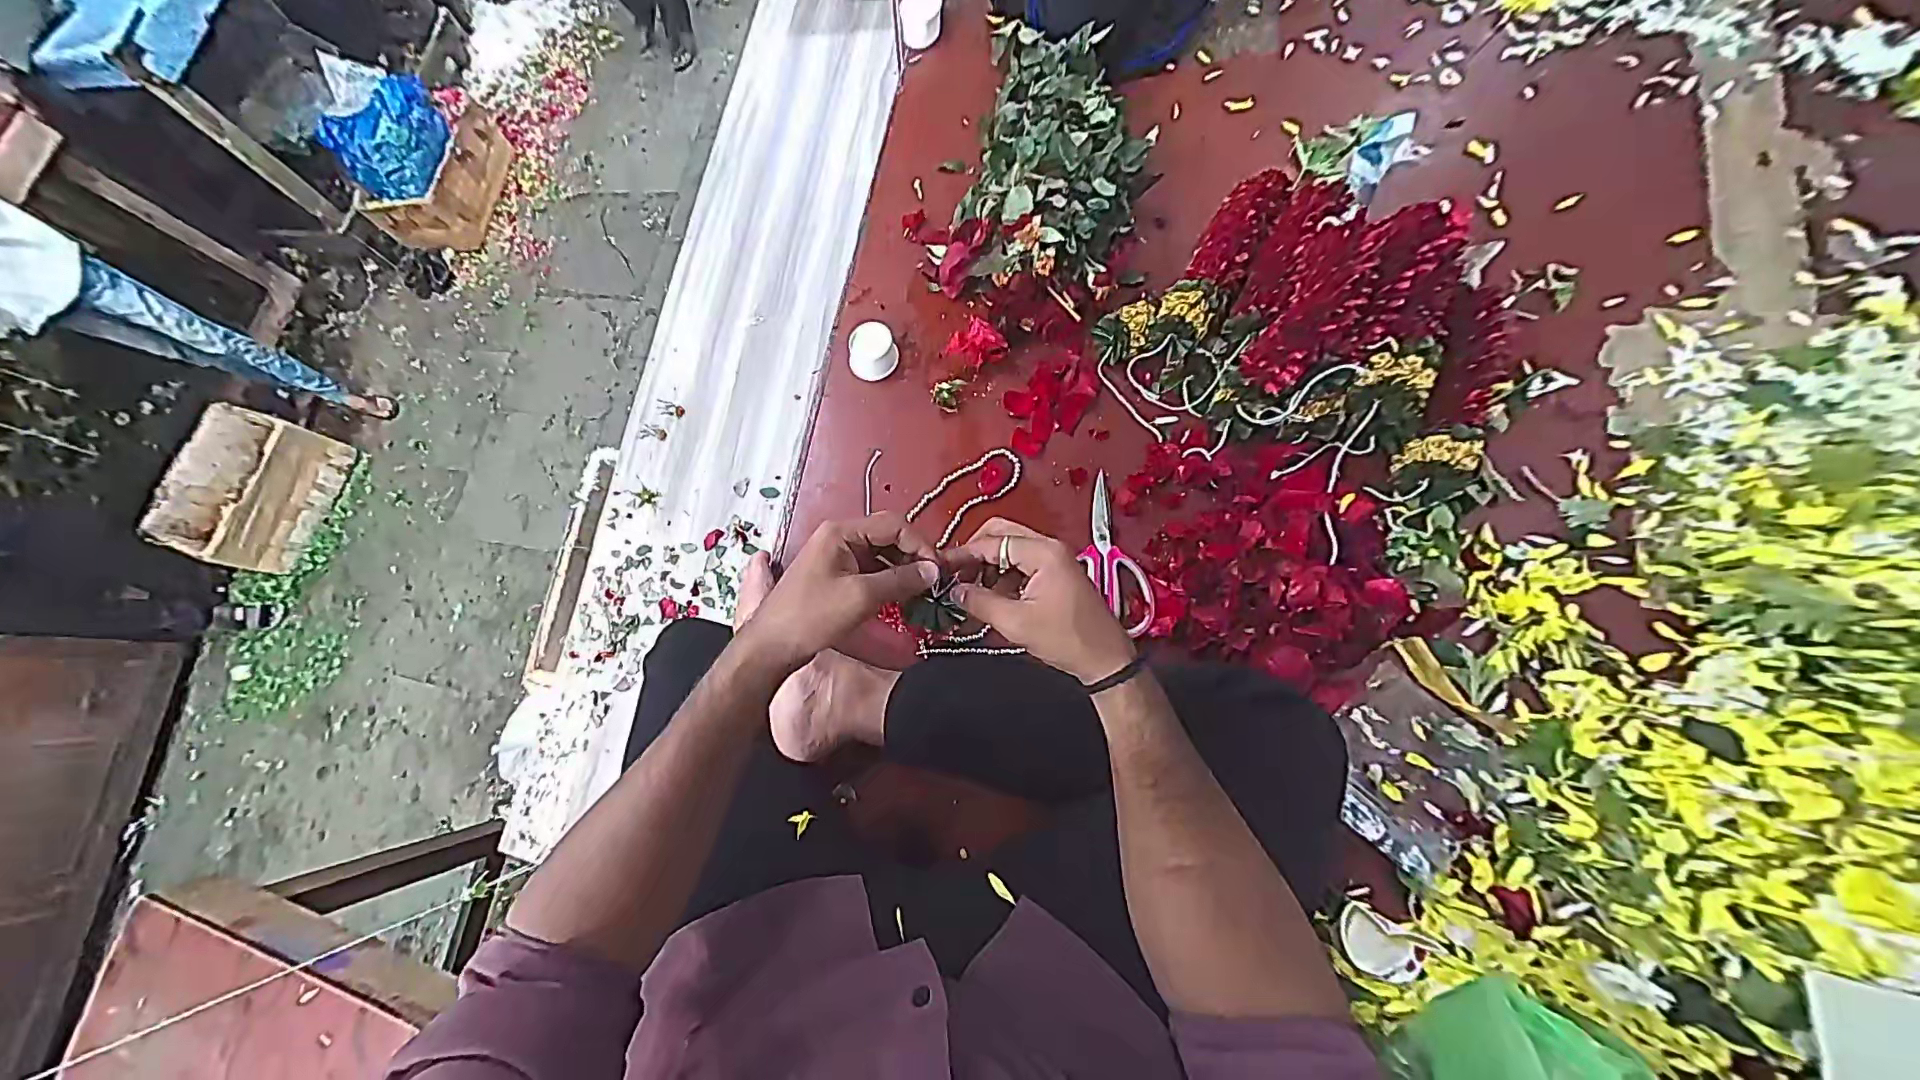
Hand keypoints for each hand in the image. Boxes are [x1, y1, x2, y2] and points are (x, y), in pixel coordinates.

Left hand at [735, 514, 940, 674]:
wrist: (772, 645)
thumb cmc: (811, 616)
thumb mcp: (861, 596)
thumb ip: (900, 580)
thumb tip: (933, 571)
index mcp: (841, 532)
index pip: (894, 525)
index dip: (920, 544)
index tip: (936, 570)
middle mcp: (840, 537)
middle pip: (889, 537)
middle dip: (914, 557)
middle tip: (933, 582)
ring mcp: (838, 556)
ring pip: (883, 555)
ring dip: (904, 571)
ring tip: (922, 592)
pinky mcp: (838, 575)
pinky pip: (873, 570)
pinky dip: (890, 581)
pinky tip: (903, 597)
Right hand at [946, 518, 1136, 683]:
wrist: (1105, 658)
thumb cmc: (1066, 639)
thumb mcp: (1016, 622)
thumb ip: (980, 602)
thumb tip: (954, 591)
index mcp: (1043, 552)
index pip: (993, 541)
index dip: (964, 555)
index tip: (942, 569)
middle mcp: (1049, 547)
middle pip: (1000, 535)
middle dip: (975, 554)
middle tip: (955, 576)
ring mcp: (1053, 559)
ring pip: (1009, 550)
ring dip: (987, 567)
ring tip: (969, 592)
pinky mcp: (1054, 573)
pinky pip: (1020, 564)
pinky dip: (1002, 576)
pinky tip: (990, 598)